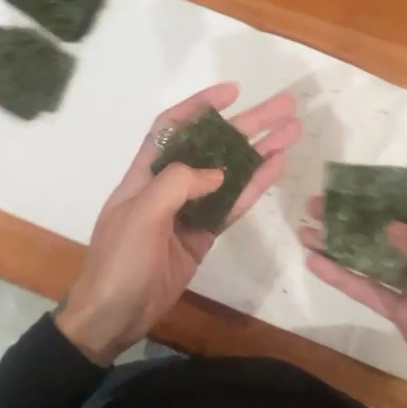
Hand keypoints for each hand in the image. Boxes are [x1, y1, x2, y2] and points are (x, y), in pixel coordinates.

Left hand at [55, 84, 300, 365]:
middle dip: (247, 125)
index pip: (173, 127)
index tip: (233, 91)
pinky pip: (232, 207)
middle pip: (212, 146)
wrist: (113, 315)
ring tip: (293, 134)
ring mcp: (188, 212)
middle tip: (285, 108)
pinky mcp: (202, 237)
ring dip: (259, 154)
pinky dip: (254, 188)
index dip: (201, 106)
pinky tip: (277, 170)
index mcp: (144, 173)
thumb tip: (217, 172)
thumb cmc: (119, 260)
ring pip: (229, 175)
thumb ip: (178, 185)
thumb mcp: (141, 215)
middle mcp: (168, 186)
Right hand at [302, 189, 406, 407]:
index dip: (404, 194)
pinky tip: (318, 264)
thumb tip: (395, 221)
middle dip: (363, 218)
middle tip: (319, 203)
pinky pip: (375, 294)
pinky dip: (348, 280)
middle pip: (400, 234)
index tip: (365, 181)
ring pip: (380, 263)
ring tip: (306, 229)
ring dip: (346, 247)